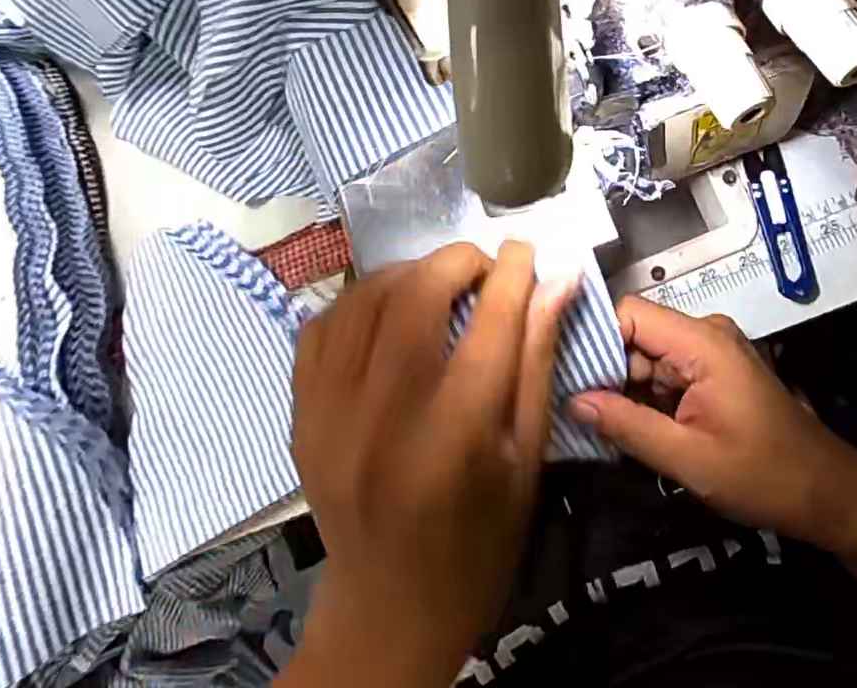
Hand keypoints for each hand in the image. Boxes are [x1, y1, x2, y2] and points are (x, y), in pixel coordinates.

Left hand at [285, 241, 579, 687]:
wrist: (389, 607)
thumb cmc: (479, 538)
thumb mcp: (527, 455)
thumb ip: (538, 359)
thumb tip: (556, 281)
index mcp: (455, 435)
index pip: (491, 321)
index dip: (513, 272)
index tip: (525, 250)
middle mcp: (383, 415)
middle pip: (417, 294)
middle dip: (458, 262)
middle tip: (483, 271)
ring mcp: (328, 411)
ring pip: (365, 296)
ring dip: (410, 274)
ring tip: (438, 287)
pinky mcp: (300, 413)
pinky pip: (322, 324)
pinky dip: (360, 302)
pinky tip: (387, 314)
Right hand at [569, 296, 856, 550]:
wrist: (828, 494)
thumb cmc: (764, 475)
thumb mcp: (688, 458)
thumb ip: (627, 425)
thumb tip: (573, 400)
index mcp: (701, 342)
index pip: (629, 314)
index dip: (594, 338)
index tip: (564, 372)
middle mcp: (704, 334)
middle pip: (634, 335)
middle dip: (605, 371)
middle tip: (573, 408)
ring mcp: (709, 352)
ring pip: (645, 356)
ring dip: (624, 389)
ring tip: (597, 422)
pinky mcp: (712, 371)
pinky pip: (664, 373)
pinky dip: (645, 397)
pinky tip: (628, 425)